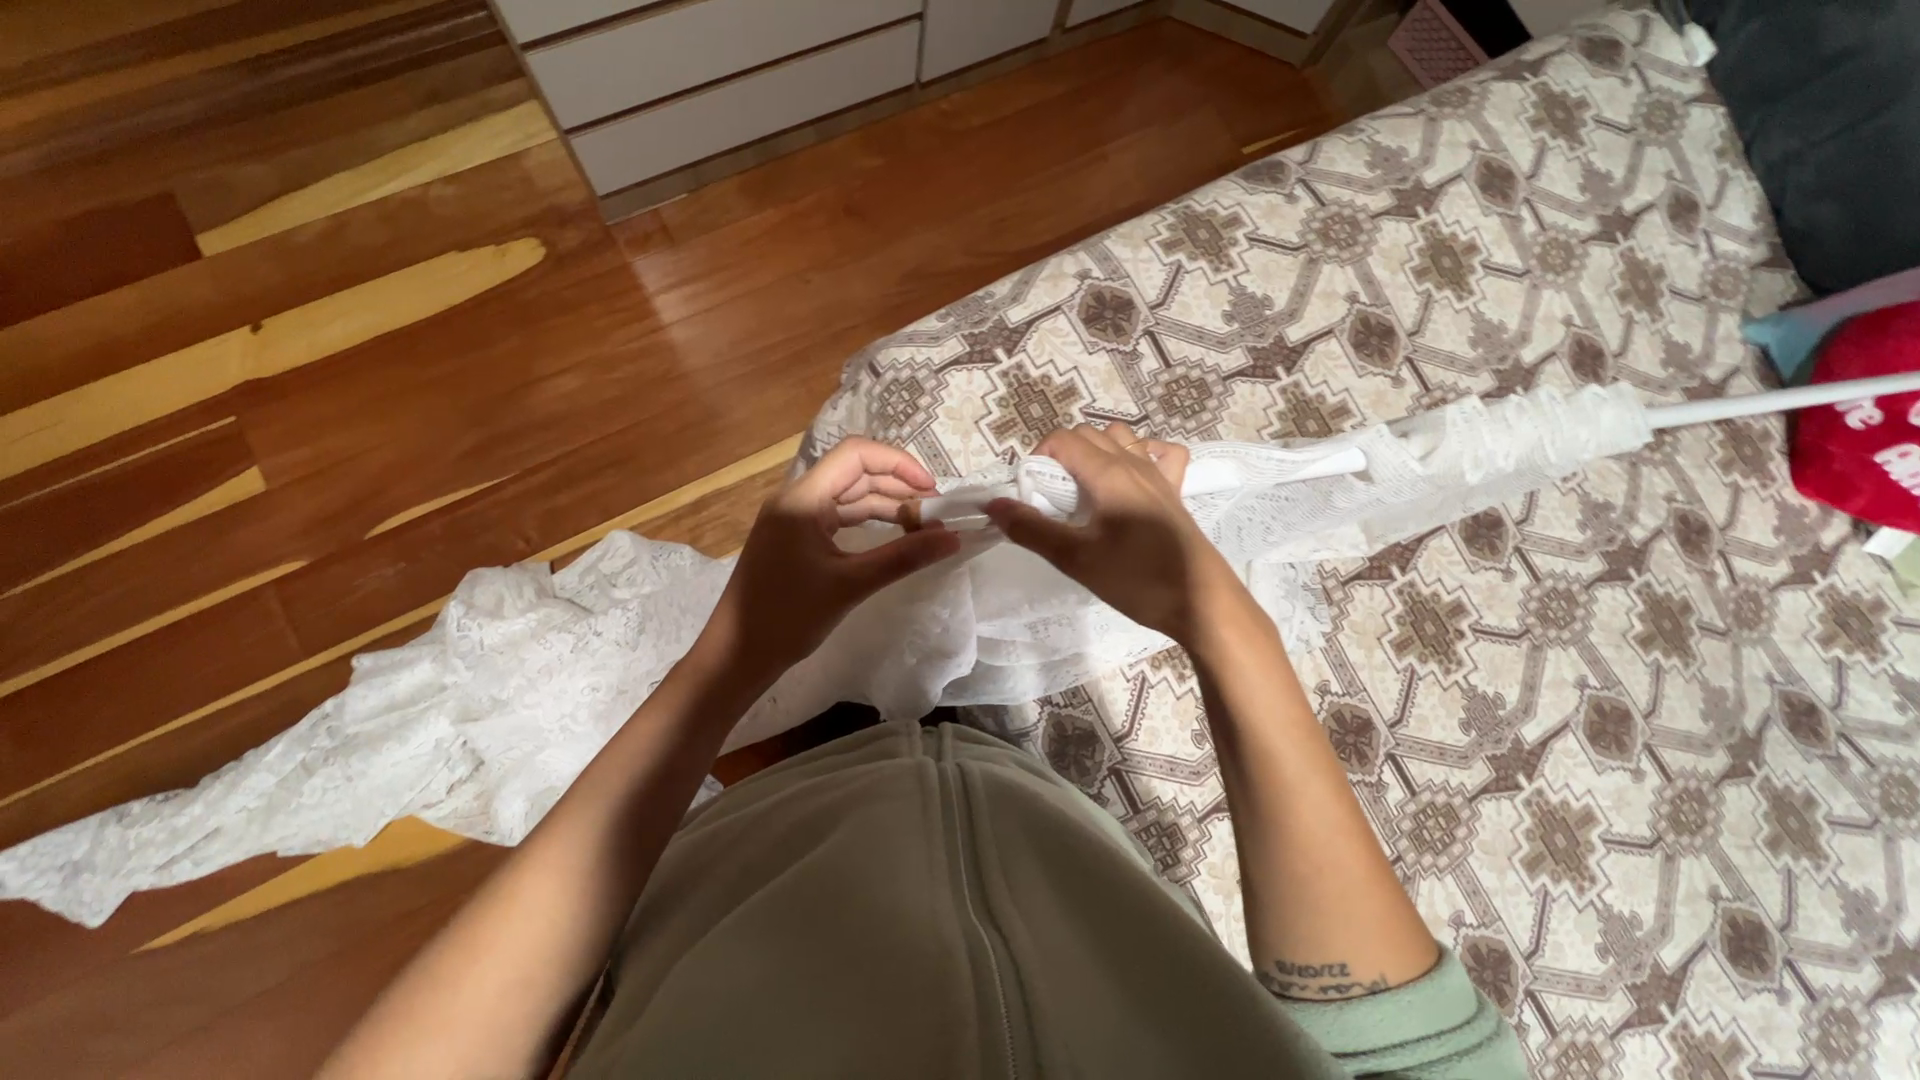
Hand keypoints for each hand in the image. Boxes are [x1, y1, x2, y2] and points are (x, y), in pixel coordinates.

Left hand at [700, 437, 962, 680]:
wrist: (737, 655)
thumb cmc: (788, 618)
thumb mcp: (850, 585)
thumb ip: (903, 557)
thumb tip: (953, 538)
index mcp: (802, 499)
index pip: (856, 455)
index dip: (899, 464)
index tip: (933, 490)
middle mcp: (797, 499)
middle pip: (855, 473)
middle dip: (899, 487)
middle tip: (938, 513)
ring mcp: (795, 519)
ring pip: (850, 497)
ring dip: (888, 506)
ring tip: (925, 528)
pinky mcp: (797, 539)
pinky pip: (839, 518)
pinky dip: (869, 523)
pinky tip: (896, 537)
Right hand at [984, 424, 1250, 646]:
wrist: (1202, 603)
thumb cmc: (1136, 579)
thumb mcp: (1076, 559)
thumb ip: (1032, 529)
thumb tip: (994, 504)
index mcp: (1108, 473)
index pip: (1062, 440)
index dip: (1037, 459)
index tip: (1030, 493)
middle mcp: (1135, 463)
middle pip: (1088, 435)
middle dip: (1060, 456)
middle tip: (1050, 498)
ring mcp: (1159, 476)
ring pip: (1121, 439)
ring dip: (1095, 452)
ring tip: (1083, 491)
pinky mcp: (1175, 493)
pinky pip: (1158, 455)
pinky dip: (1139, 456)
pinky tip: (1128, 481)